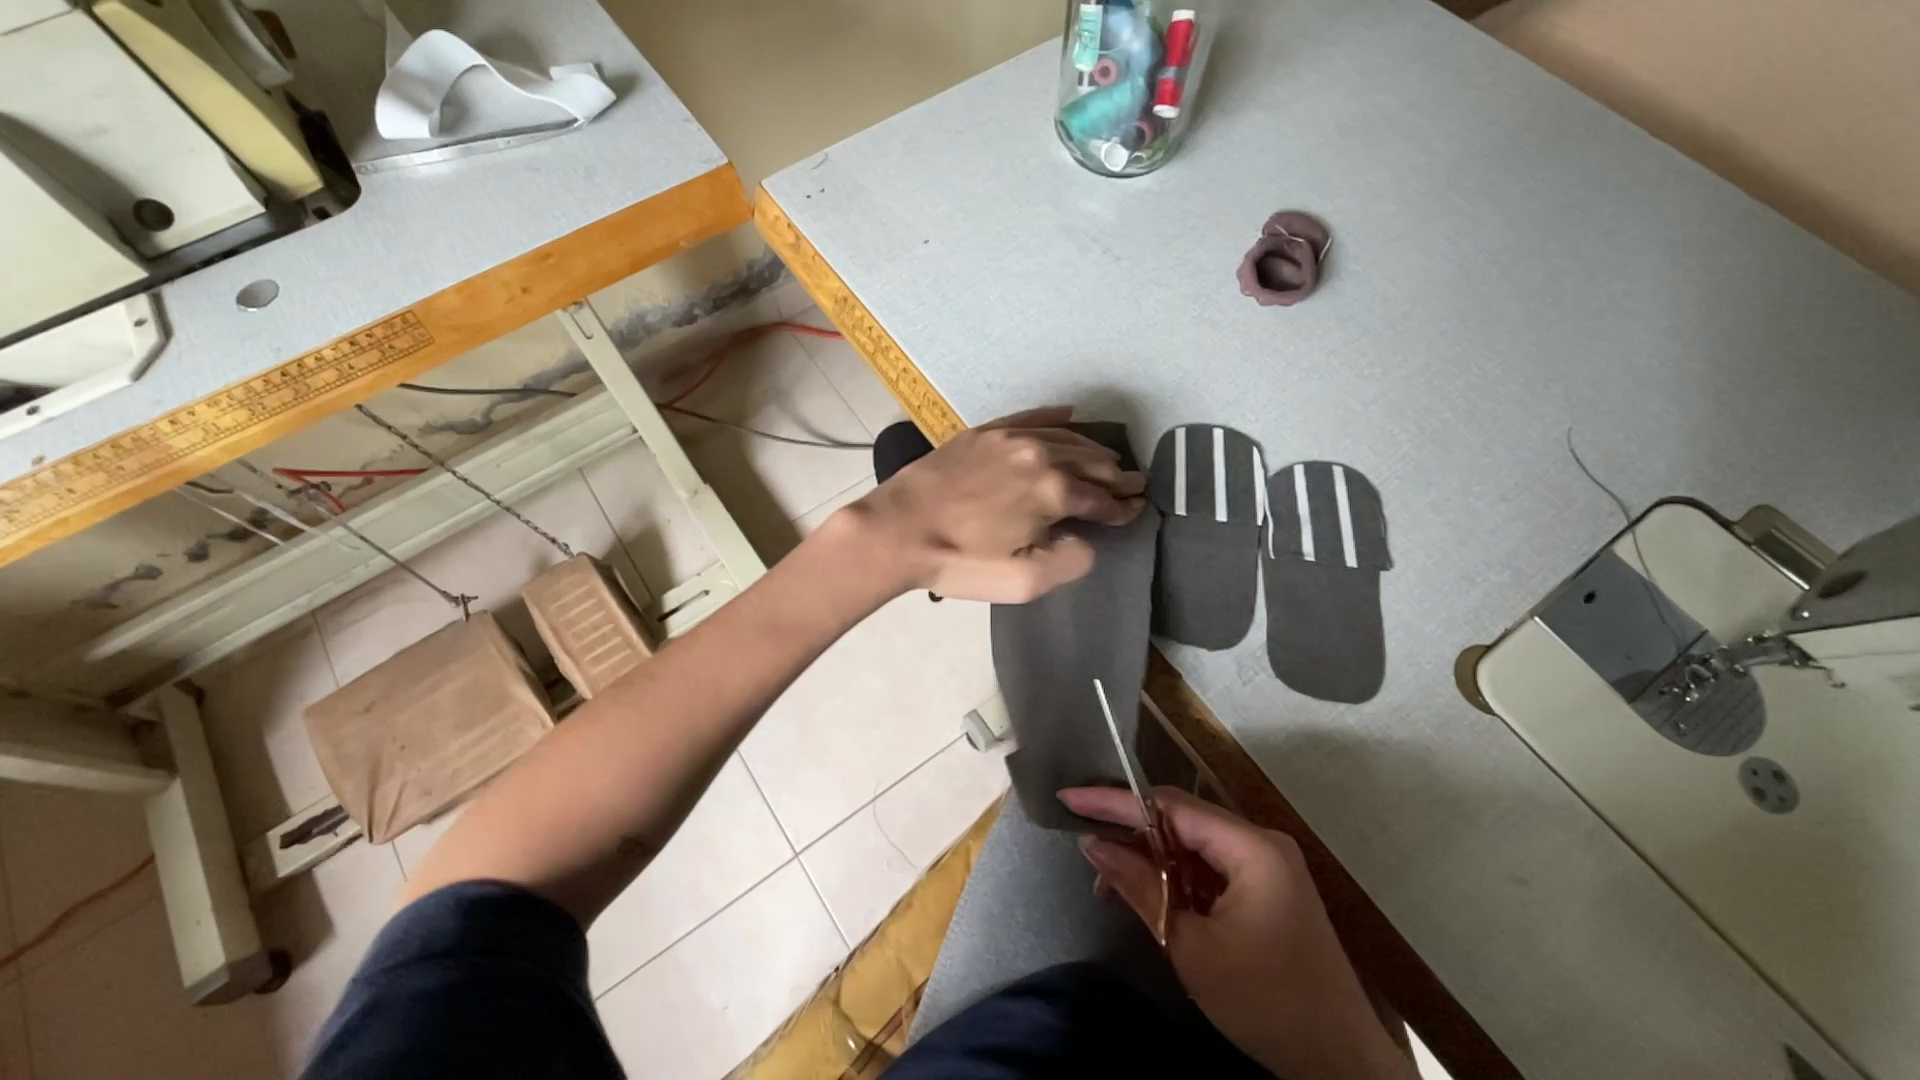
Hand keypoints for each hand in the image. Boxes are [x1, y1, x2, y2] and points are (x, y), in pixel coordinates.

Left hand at [843, 406, 1146, 602]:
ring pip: (1065, 438)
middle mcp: (1039, 454)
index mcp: (1053, 490)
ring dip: (1092, 450)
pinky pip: (1030, 416)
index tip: (1137, 511)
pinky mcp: (983, 432)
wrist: (897, 531)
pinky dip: (1055, 416)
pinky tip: (1070, 414)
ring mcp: (1010, 437)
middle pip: (1090, 462)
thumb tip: (1087, 540)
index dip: (1122, 508)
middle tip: (1136, 484)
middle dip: (1117, 476)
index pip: (1101, 498)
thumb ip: (1070, 560)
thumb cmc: (961, 562)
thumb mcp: (1024, 581)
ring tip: (1109, 461)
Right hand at [1059, 786, 1417, 1079]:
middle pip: (1183, 820)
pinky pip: (1213, 866)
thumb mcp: (1190, 946)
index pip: (1169, 805)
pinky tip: (1151, 897)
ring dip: (1153, 860)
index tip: (1069, 799)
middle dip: (1132, 835)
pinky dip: (1179, 878)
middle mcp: (1263, 843)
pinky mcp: (1270, 889)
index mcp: (1251, 847)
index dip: (1115, 800)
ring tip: (1111, 886)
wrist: (1339, 1060)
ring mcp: (1270, 865)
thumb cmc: (1264, 1001)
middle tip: (1087, 854)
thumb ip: (1140, 886)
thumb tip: (1093, 844)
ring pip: (1195, 845)